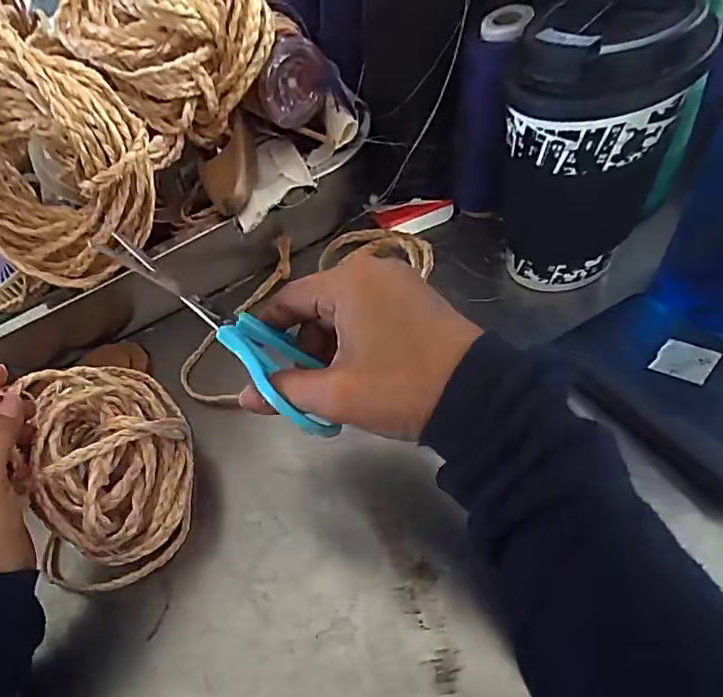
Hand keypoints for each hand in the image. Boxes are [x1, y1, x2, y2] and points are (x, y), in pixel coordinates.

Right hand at [241, 254, 481, 439]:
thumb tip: (245, 395)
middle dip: (301, 351)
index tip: (253, 362)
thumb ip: (284, 389)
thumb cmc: (400, 389)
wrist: (478, 397)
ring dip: (329, 354)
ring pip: (344, 318)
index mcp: (348, 281)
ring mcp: (400, 286)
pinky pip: (370, 320)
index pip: (287, 300)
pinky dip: (356, 347)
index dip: (264, 333)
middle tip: (301, 389)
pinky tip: (360, 379)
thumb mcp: (335, 394)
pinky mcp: (419, 304)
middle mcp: (372, 272)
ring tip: (334, 392)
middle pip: (316, 309)